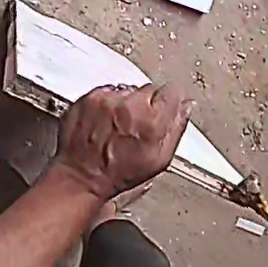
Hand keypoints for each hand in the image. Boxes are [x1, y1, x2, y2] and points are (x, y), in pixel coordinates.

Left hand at [48, 84, 192, 201]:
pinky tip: (104, 122)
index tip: (165, 108)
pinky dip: (107, 104)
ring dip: (126, 103)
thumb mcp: (159, 159)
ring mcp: (107, 100)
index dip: (169, 102)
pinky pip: (106, 92)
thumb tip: (186, 107)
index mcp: (152, 121)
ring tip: (118, 126)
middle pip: (149, 89)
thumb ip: (176, 128)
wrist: (81, 176)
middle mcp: (129, 106)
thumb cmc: (118, 174)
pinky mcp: (89, 98)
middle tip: (136, 126)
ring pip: (127, 90)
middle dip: (147, 105)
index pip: (172, 92)